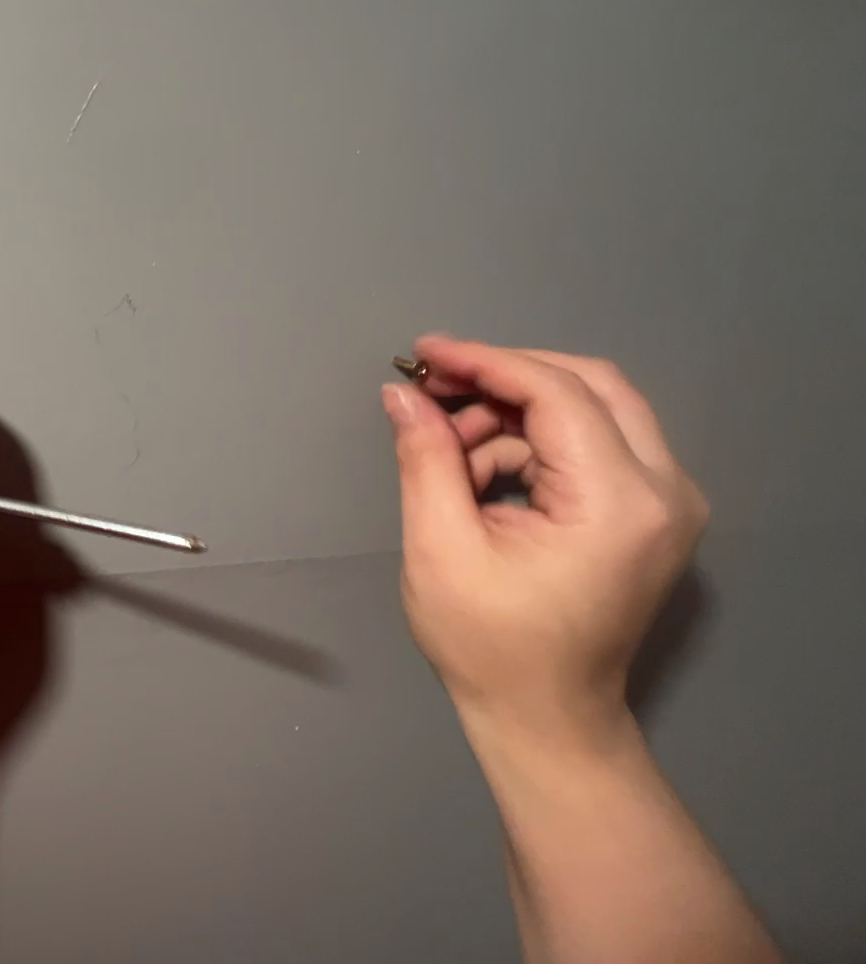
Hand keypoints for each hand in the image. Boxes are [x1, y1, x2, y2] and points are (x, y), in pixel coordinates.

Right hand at [381, 336, 708, 741]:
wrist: (543, 712)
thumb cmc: (487, 640)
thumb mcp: (439, 546)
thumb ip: (425, 459)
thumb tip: (401, 395)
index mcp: (619, 502)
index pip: (558, 394)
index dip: (485, 362)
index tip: (421, 354)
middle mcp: (663, 490)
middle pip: (588, 386)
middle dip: (501, 376)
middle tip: (430, 386)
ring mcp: (662, 502)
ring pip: (585, 412)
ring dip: (505, 417)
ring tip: (441, 452)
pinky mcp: (642, 512)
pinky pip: (583, 446)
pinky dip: (522, 445)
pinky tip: (473, 476)